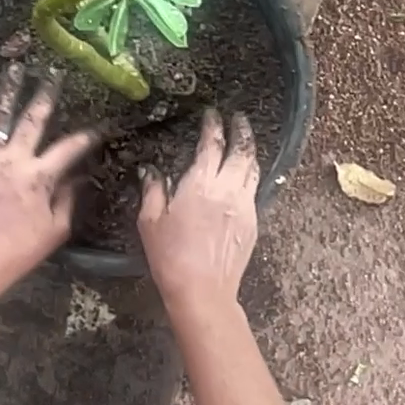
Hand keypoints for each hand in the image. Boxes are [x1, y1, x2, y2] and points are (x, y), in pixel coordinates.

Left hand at [0, 64, 97, 279]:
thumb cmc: (21, 249)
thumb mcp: (55, 228)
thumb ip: (68, 198)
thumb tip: (77, 177)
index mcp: (39, 177)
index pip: (68, 148)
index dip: (86, 136)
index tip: (99, 127)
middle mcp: (13, 162)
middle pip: (32, 120)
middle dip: (45, 95)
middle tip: (53, 73)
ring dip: (8, 93)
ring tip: (15, 70)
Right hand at [138, 109, 259, 306]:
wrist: (203, 290)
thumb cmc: (170, 256)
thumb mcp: (150, 221)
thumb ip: (152, 190)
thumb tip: (151, 171)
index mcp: (200, 184)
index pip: (212, 144)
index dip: (213, 126)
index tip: (212, 114)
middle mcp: (227, 189)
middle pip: (242, 150)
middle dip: (241, 130)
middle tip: (238, 119)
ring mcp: (244, 206)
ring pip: (253, 168)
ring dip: (250, 151)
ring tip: (245, 142)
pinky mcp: (252, 222)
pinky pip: (254, 189)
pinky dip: (250, 175)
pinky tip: (243, 177)